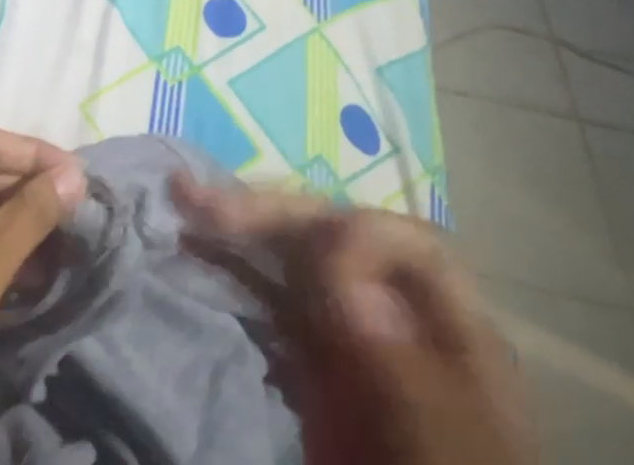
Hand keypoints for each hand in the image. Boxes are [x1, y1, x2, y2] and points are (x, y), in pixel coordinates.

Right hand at [173, 179, 534, 464]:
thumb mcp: (434, 433)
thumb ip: (393, 358)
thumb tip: (338, 276)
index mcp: (449, 322)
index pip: (399, 243)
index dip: (347, 238)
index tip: (302, 265)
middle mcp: (396, 311)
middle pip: (335, 239)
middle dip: (269, 213)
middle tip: (199, 200)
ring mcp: (354, 336)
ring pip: (294, 262)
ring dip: (240, 229)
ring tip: (183, 200)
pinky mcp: (316, 363)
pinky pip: (273, 302)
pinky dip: (234, 271)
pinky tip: (195, 248)